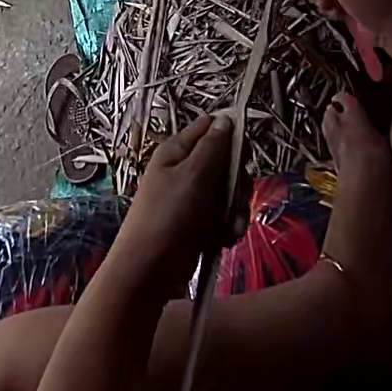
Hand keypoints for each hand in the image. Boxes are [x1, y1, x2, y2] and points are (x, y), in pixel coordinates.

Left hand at [109, 113, 237, 300]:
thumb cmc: (168, 217)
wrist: (148, 272)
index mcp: (178, 151)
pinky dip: (228, 226)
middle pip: (227, 161)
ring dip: (235, 209)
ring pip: (230, 191)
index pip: (211, 127)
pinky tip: (224, 239)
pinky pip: (225, 215)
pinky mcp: (200, 221)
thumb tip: (226, 118)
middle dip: (237, 182)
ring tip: (229, 228)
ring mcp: (193, 197)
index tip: (243, 154)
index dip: (232, 136)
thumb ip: (213, 146)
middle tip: (234, 198)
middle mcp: (186, 169)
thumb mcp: (192, 175)